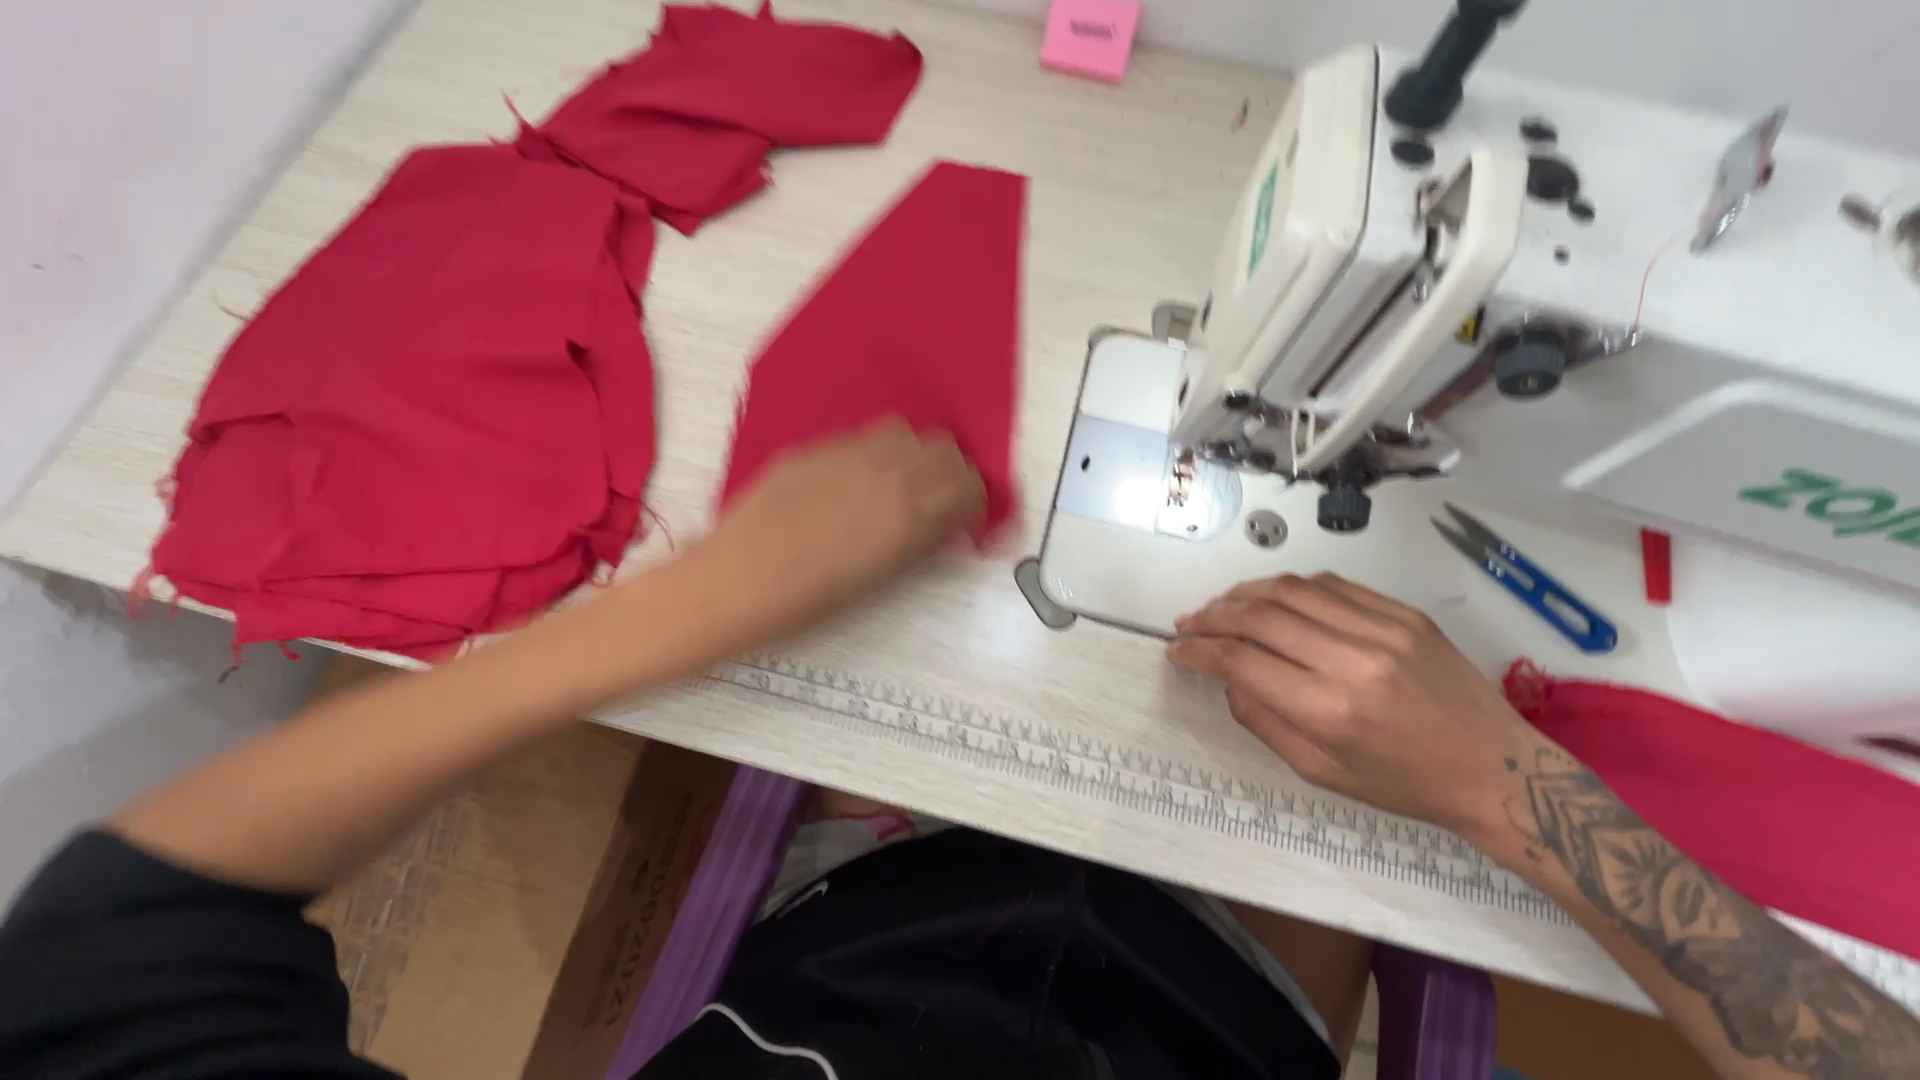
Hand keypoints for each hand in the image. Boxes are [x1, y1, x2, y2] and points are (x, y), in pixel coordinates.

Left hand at [696, 418, 984, 645]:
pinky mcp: (815, 448)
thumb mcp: (881, 579)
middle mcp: (887, 471)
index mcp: (910, 511)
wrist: (738, 579)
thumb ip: (921, 544)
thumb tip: (947, 526)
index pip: (968, 485)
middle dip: (950, 472)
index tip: (965, 520)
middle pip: (944, 448)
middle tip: (938, 500)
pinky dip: (873, 455)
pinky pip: (861, 439)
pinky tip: (851, 484)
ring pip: (904, 432)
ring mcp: (848, 453)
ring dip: (913, 454)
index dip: (973, 502)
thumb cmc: (811, 599)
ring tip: (898, 484)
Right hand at [1166, 573, 1544, 838]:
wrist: (1494, 767)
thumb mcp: (1320, 770)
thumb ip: (1264, 721)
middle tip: (1188, 622)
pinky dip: (1292, 587)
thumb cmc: (1404, 782)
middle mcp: (1352, 660)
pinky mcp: (1404, 613)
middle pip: (1259, 615)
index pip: (1240, 660)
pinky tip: (1274, 598)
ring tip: (1222, 605)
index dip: (1198, 650)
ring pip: (1291, 589)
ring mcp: (1382, 629)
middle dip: (1211, 615)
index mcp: (1328, 709)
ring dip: (1245, 593)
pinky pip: (1333, 585)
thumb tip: (1228, 678)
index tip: (1176, 649)